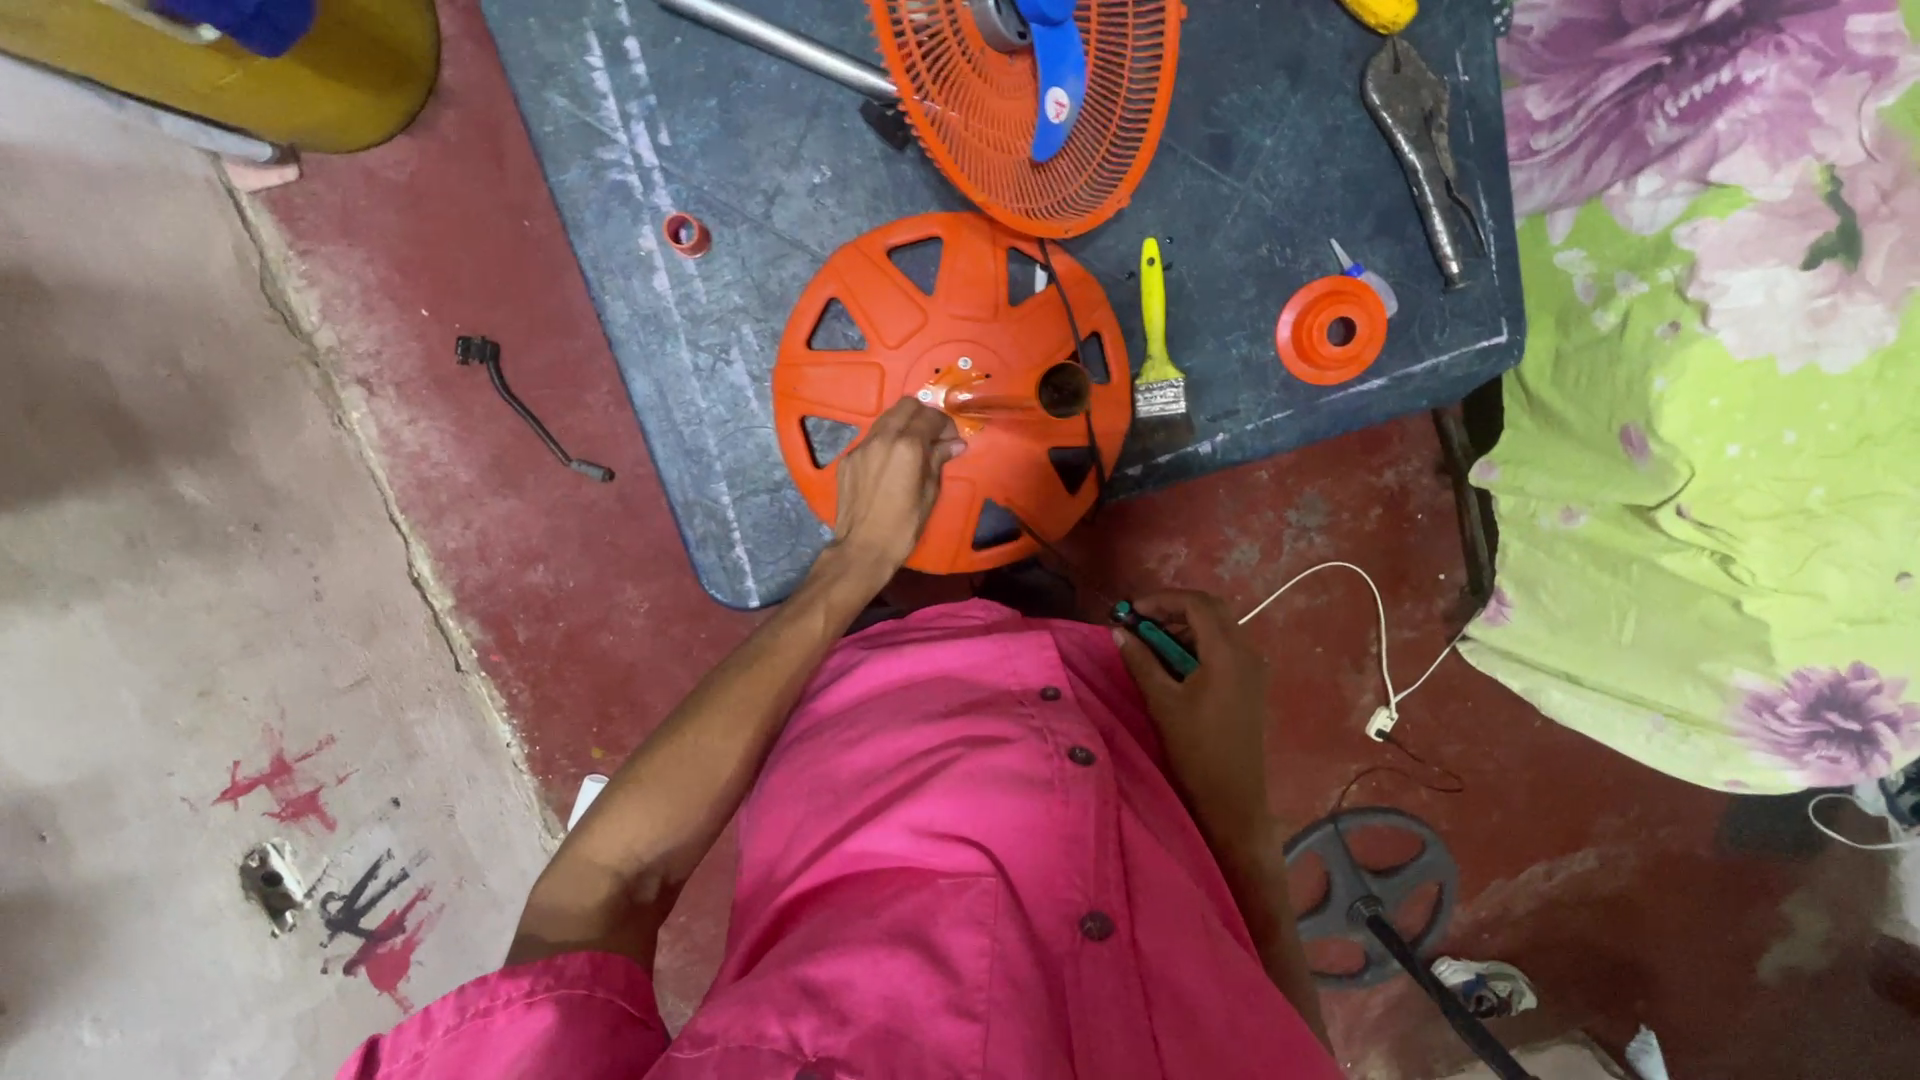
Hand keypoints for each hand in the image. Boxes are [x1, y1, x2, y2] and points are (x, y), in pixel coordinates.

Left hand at [829, 397, 966, 575]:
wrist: (863, 547)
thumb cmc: (904, 526)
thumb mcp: (930, 493)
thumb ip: (939, 461)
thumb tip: (955, 444)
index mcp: (907, 446)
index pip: (930, 416)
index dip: (946, 425)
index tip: (951, 441)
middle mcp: (882, 437)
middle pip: (906, 406)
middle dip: (923, 416)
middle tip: (933, 437)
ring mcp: (861, 446)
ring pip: (886, 418)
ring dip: (903, 425)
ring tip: (913, 447)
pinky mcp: (848, 458)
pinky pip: (871, 438)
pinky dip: (886, 441)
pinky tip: (890, 462)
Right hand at [1112, 589, 1272, 846]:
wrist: (1232, 797)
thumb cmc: (1195, 748)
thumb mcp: (1162, 701)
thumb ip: (1141, 660)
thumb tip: (1119, 632)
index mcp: (1227, 652)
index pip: (1196, 604)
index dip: (1161, 600)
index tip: (1131, 611)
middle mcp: (1247, 652)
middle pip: (1211, 610)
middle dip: (1173, 609)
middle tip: (1140, 622)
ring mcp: (1252, 667)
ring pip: (1218, 627)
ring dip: (1184, 626)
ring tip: (1150, 642)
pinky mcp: (1250, 682)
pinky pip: (1224, 647)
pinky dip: (1197, 643)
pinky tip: (1172, 661)